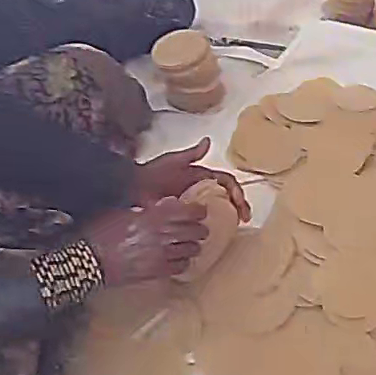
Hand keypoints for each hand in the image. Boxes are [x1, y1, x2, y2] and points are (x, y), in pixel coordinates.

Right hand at [81, 197, 206, 283]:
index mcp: (154, 216)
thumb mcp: (121, 210)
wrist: (87, 259)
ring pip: (191, 249)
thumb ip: (143, 208)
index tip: (201, 211)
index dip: (198, 211)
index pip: (187, 212)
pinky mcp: (156, 272)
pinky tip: (180, 261)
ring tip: (192, 245)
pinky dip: (183, 263)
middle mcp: (162, 234)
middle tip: (201, 229)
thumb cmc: (99, 231)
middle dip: (200, 229)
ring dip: (193, 246)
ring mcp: (161, 254)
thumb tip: (157, 205)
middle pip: (195, 231)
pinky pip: (180, 267)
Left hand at [132, 138, 250, 220]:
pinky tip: (216, 234)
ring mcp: (193, 203)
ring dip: (230, 216)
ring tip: (235, 227)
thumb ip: (191, 154)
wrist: (131, 190)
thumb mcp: (173, 161)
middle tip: (244, 219)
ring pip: (218, 209)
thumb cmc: (152, 174)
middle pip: (228, 197)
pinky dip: (213, 226)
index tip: (241, 205)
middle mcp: (201, 189)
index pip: (227, 182)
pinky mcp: (184, 216)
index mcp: (202, 176)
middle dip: (240, 206)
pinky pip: (202, 221)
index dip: (237, 192)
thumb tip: (208, 140)